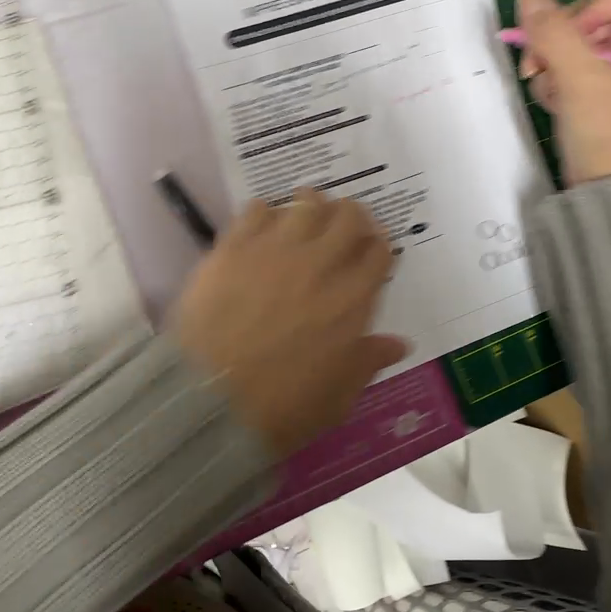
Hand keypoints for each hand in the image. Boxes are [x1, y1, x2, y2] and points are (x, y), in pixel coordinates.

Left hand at [172, 189, 406, 457]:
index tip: (367, 250)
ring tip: (303, 213)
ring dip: (310, 205)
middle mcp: (321, 264)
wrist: (211, 397)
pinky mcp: (233, 245)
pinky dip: (264, 211)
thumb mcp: (337, 397)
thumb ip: (367, 361)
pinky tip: (261, 224)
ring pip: (305, 203)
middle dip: (349, 217)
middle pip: (348, 216)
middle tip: (339, 225)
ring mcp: (275, 249)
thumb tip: (398, 342)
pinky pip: (256, 208)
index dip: (376, 246)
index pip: (379, 251)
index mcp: (353, 300)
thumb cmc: (281, 408)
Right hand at [515, 0, 610, 184]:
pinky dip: (552, 78)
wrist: (605, 188)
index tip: (569, 43)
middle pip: (588, 14)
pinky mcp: (594, 86)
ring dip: (550, 62)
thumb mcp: (581, 80)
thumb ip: (554, 34)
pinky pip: (564, 62)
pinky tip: (555, 99)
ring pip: (570, 39)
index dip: (588, 11)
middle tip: (540, 67)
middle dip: (558, 40)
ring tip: (551, 90)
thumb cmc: (607, 133)